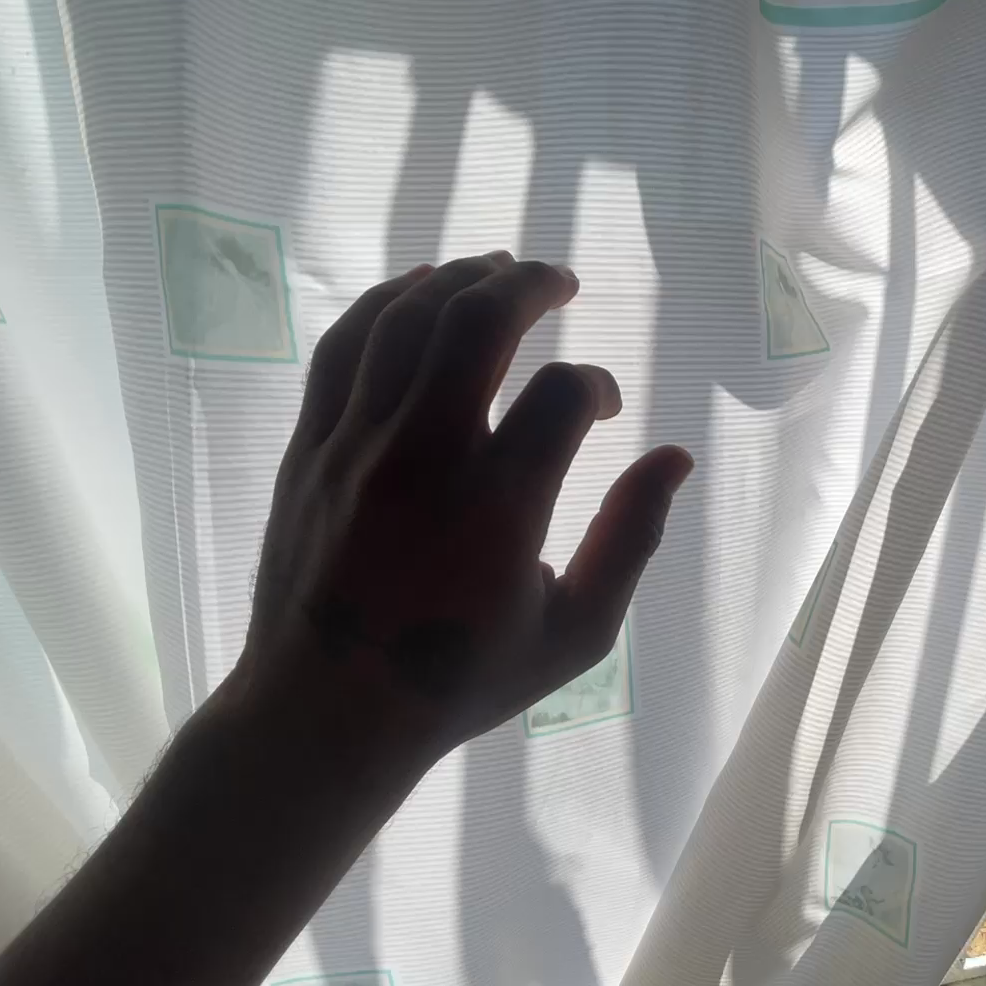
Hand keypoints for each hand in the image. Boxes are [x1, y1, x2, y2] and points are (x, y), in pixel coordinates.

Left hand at [223, 252, 691, 770]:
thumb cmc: (461, 680)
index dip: (597, 387)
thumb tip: (674, 458)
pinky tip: (419, 287)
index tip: (604, 409)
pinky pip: (346, 346)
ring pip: (408, 319)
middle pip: (478, 323)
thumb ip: (630, 541)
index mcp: (499, 509)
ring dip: (462, 279)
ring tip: (499, 268)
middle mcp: (425, 458)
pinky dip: (387, 301)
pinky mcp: (311, 447)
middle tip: (560, 279)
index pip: (564, 396)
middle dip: (530, 285)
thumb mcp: (575, 634)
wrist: (323, 717)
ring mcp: (356, 446)